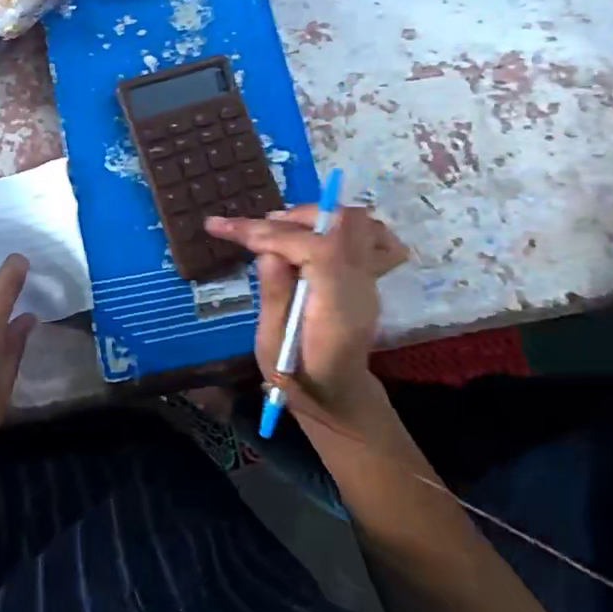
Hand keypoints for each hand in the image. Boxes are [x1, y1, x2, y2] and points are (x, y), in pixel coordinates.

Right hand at [205, 206, 408, 423]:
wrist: (334, 395)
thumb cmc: (296, 377)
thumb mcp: (270, 346)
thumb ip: (274, 297)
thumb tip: (268, 252)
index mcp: (337, 311)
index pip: (321, 252)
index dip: (278, 235)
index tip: (239, 235)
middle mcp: (362, 290)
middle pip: (347, 227)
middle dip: (298, 217)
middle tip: (259, 229)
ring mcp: (372, 282)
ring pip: (362, 224)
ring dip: (319, 216)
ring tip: (283, 227)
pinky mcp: (369, 277)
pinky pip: (372, 236)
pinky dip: (342, 225)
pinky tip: (313, 234)